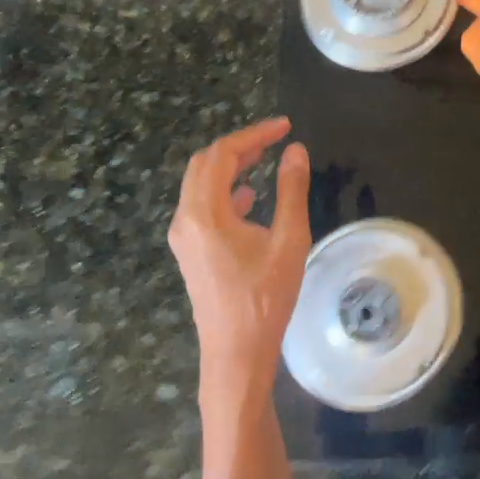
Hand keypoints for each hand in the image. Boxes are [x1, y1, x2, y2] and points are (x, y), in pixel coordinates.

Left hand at [169, 118, 310, 388]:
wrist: (236, 352)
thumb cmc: (264, 297)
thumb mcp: (288, 240)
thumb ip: (290, 190)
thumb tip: (294, 150)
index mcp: (205, 214)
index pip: (222, 155)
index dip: (254, 135)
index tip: (285, 126)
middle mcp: (185, 220)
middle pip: (204, 165)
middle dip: (240, 146)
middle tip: (274, 139)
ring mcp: (184, 237)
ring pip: (200, 184)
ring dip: (231, 166)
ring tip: (265, 159)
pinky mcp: (190, 251)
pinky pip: (202, 205)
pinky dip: (225, 189)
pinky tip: (250, 197)